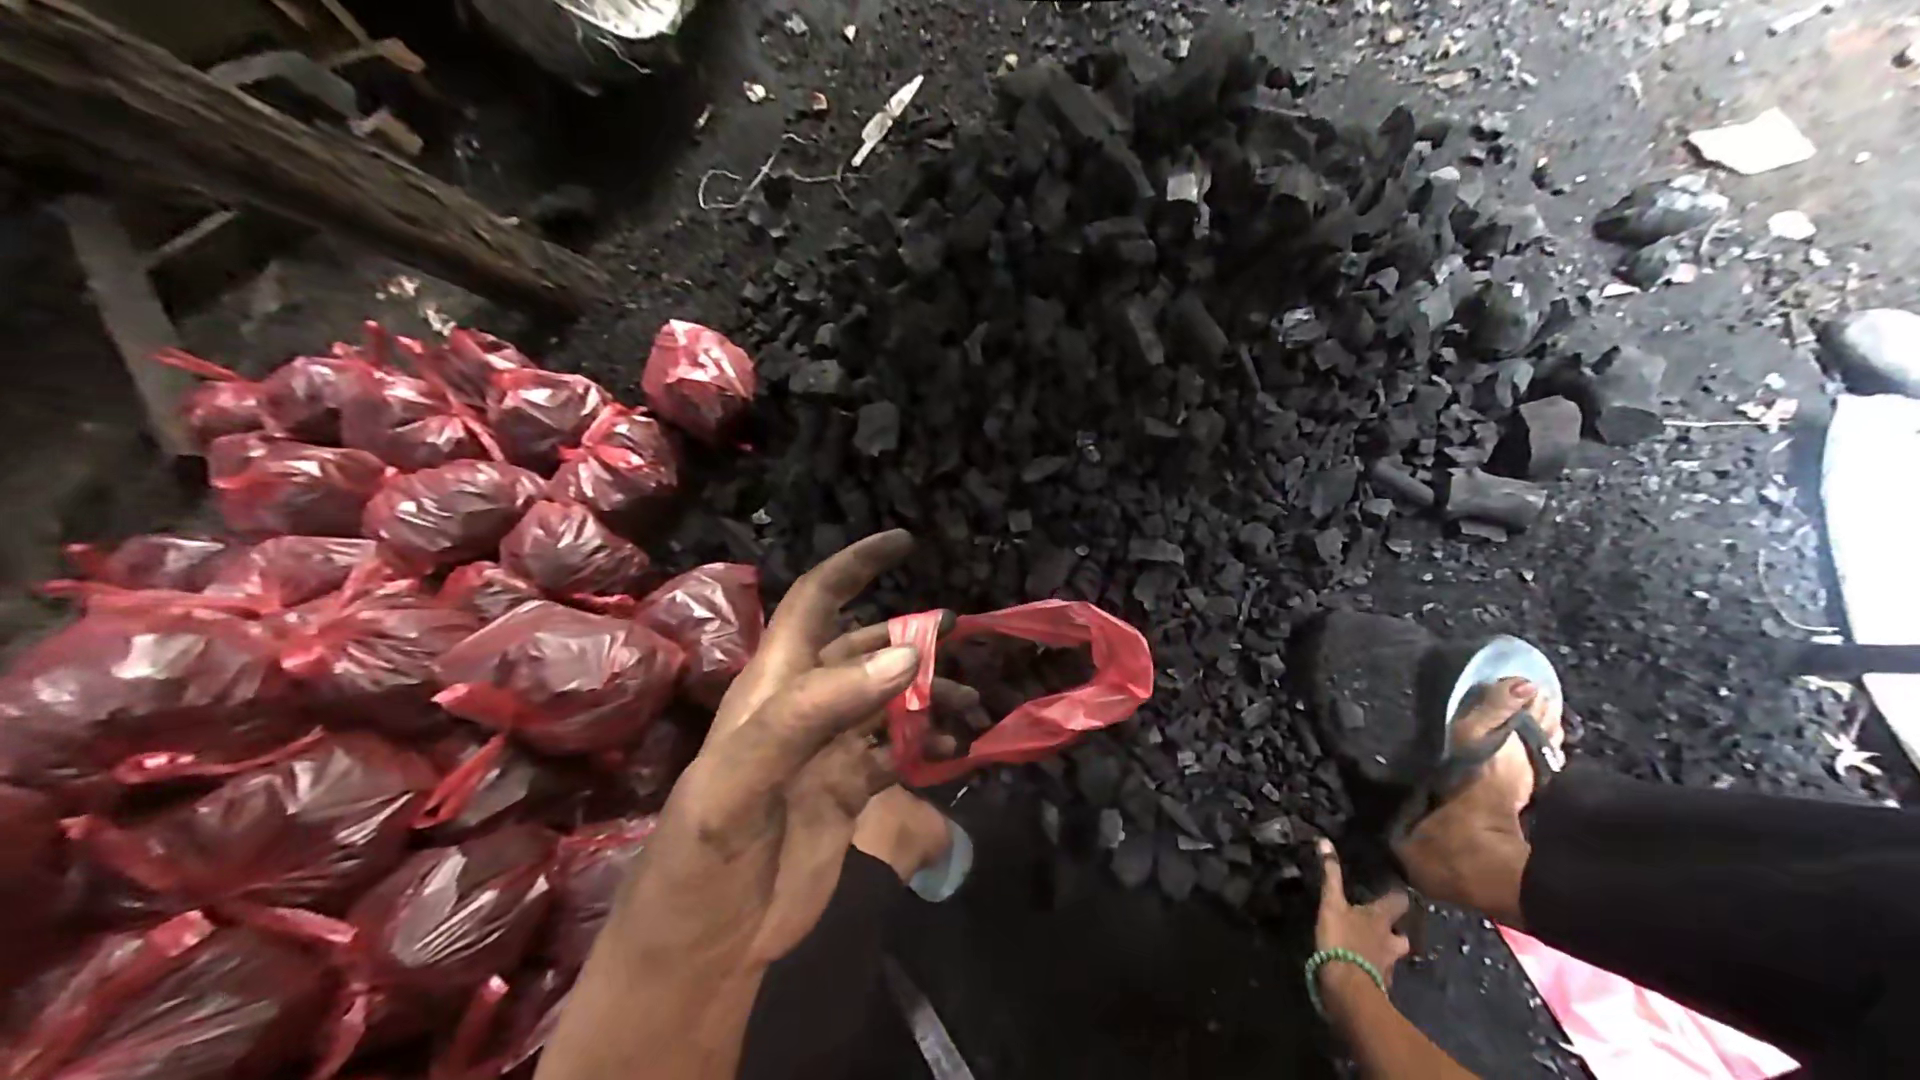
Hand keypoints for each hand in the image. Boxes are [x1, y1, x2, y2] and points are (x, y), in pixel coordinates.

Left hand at [542, 530, 953, 1079]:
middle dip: (912, 640)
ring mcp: (830, 749)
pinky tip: (957, 753)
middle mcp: (806, 706)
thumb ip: (814, 713)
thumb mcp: (740, 780)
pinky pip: (900, 754)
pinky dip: (931, 748)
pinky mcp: (850, 791)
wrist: (705, 946)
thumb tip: (902, 656)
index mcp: (773, 686)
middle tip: (963, 640)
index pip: (814, 603)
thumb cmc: (704, 856)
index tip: (903, 542)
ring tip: (970, 706)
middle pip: (867, 651)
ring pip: (891, 702)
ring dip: (931, 697)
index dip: (854, 567)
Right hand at [1310, 839, 1478, 1079]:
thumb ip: (1330, 875)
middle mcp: (1392, 941)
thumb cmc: (1342, 938)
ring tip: (1369, 947)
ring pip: (1392, 954)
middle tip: (1381, 925)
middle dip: (1395, 930)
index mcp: (1382, 919)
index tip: (1393, 889)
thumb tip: (1325, 841)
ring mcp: (1389, 965)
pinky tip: (1360, 966)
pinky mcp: (1380, 984)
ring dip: (1385, 950)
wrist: (1348, 987)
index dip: (1397, 895)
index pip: (1399, 902)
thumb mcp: (1331, 903)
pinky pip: (1380, 972)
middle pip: (1402, 934)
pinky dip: (1373, 968)